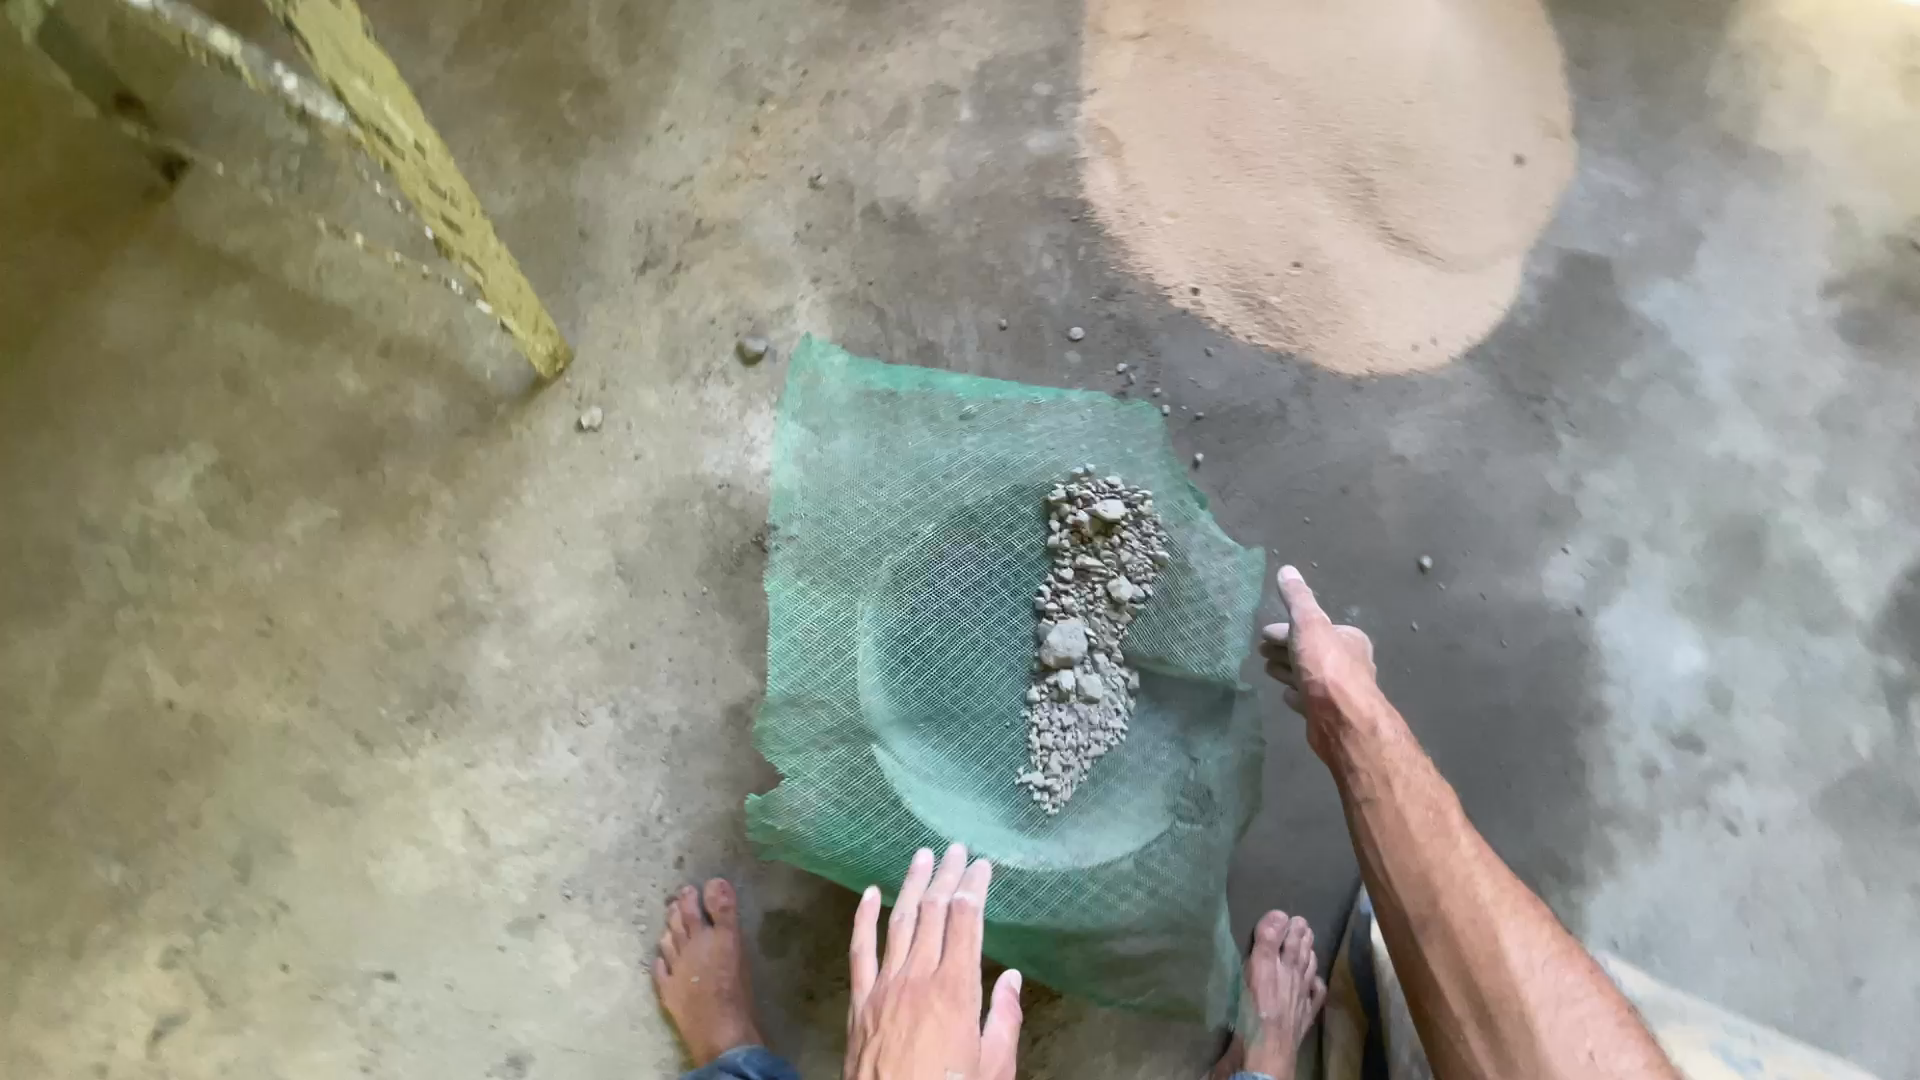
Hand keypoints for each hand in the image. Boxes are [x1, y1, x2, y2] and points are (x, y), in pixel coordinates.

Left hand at [846, 844, 1023, 1079]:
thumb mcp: (994, 1072)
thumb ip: (1004, 1022)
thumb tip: (1013, 978)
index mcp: (956, 989)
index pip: (966, 921)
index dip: (974, 888)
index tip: (982, 865)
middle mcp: (920, 976)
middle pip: (934, 911)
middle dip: (948, 875)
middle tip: (956, 848)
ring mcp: (885, 985)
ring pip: (900, 921)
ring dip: (913, 884)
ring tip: (922, 855)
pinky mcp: (859, 1001)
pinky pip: (860, 950)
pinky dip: (865, 917)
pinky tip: (871, 893)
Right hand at [1260, 565, 1382, 762]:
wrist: (1341, 719)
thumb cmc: (1326, 667)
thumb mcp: (1309, 623)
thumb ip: (1297, 598)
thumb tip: (1286, 569)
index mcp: (1348, 638)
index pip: (1311, 627)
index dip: (1285, 629)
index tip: (1264, 634)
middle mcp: (1347, 662)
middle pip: (1308, 650)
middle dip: (1284, 648)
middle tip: (1260, 650)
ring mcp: (1337, 691)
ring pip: (1306, 674)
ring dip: (1287, 669)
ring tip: (1267, 669)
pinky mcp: (1326, 713)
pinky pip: (1307, 699)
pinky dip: (1295, 694)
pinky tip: (1285, 694)